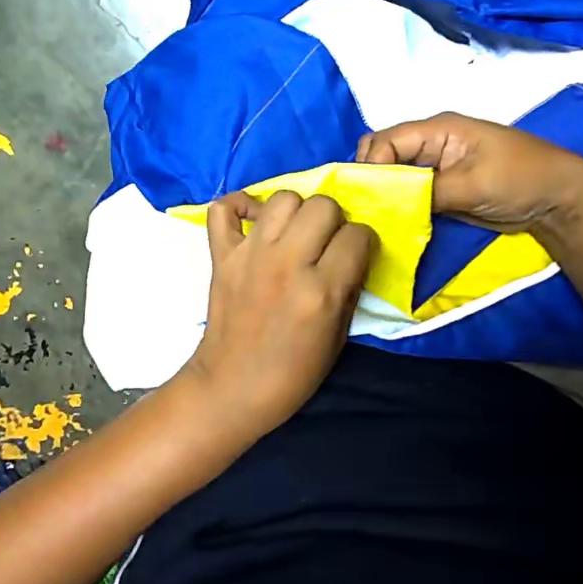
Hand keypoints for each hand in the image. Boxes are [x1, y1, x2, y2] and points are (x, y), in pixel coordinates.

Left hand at [179, 191, 376, 439]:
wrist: (233, 386)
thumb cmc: (293, 371)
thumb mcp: (338, 336)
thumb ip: (349, 287)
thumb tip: (353, 252)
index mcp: (321, 290)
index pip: (357, 235)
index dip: (361, 244)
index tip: (353, 256)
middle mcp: (286, 263)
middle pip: (322, 205)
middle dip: (333, 222)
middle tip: (324, 245)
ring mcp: (250, 255)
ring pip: (283, 198)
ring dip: (295, 212)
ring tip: (292, 234)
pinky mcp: (221, 254)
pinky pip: (223, 208)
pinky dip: (238, 207)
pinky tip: (252, 223)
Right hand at [356, 112, 582, 232]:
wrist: (559, 201)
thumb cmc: (521, 179)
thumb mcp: (473, 184)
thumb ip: (428, 192)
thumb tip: (389, 203)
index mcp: (437, 130)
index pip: (386, 140)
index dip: (371, 165)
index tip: (368, 195)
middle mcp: (429, 143)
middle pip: (381, 152)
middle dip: (370, 175)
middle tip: (367, 205)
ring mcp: (433, 166)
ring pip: (391, 172)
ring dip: (381, 191)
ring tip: (374, 214)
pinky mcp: (438, 187)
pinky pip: (406, 191)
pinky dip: (395, 203)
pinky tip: (391, 219)